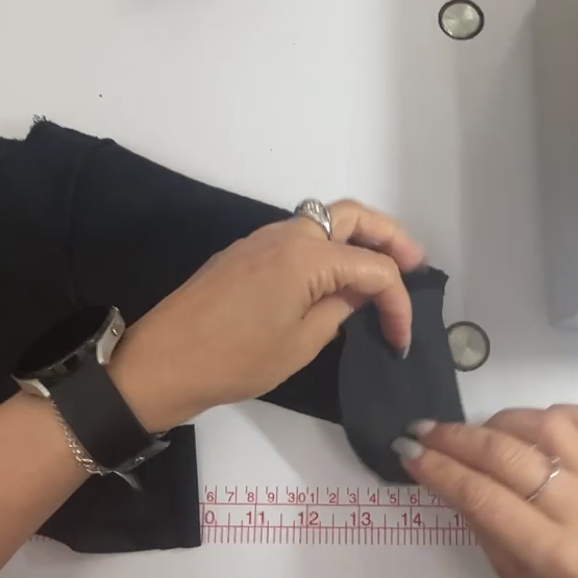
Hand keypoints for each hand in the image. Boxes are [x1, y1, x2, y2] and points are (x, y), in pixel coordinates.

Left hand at [110, 200, 426, 431]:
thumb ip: (340, 309)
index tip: (400, 340)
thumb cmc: (235, 359)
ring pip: (326, 221)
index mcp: (308, 255)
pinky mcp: (247, 252)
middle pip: (354, 216)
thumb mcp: (301, 343)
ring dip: (359, 237)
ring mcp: (264, 238)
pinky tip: (337, 275)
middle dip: (390, 237)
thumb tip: (360, 293)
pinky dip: (329, 247)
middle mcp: (289, 233)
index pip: (374, 269)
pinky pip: (301, 236)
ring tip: (382, 267)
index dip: (398, 303)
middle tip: (416, 263)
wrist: (162, 361)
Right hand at [395, 407, 577, 577]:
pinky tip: (527, 428)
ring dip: (500, 421)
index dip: (438, 469)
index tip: (407, 452)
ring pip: (544, 424)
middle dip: (455, 438)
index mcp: (553, 553)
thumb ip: (480, 520)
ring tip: (478, 433)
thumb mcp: (511, 577)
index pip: (482, 496)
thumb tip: (441, 471)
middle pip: (506, 455)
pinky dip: (547, 414)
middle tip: (422, 432)